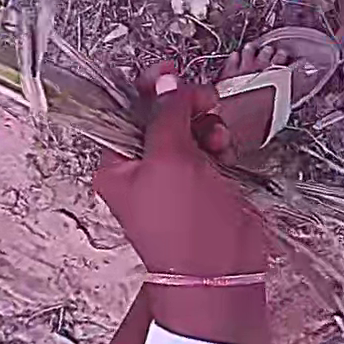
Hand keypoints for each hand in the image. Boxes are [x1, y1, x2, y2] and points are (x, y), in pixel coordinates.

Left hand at [92, 67, 269, 343]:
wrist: (222, 271)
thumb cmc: (185, 227)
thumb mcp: (169, 160)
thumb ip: (166, 116)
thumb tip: (166, 84)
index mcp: (118, 166)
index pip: (127, 113)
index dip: (149, 90)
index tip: (169, 72)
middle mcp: (143, 169)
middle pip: (162, 117)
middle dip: (185, 107)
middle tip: (204, 101)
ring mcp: (174, 175)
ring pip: (189, 128)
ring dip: (206, 124)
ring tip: (216, 136)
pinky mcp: (202, 181)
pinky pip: (208, 145)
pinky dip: (217, 141)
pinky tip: (224, 148)